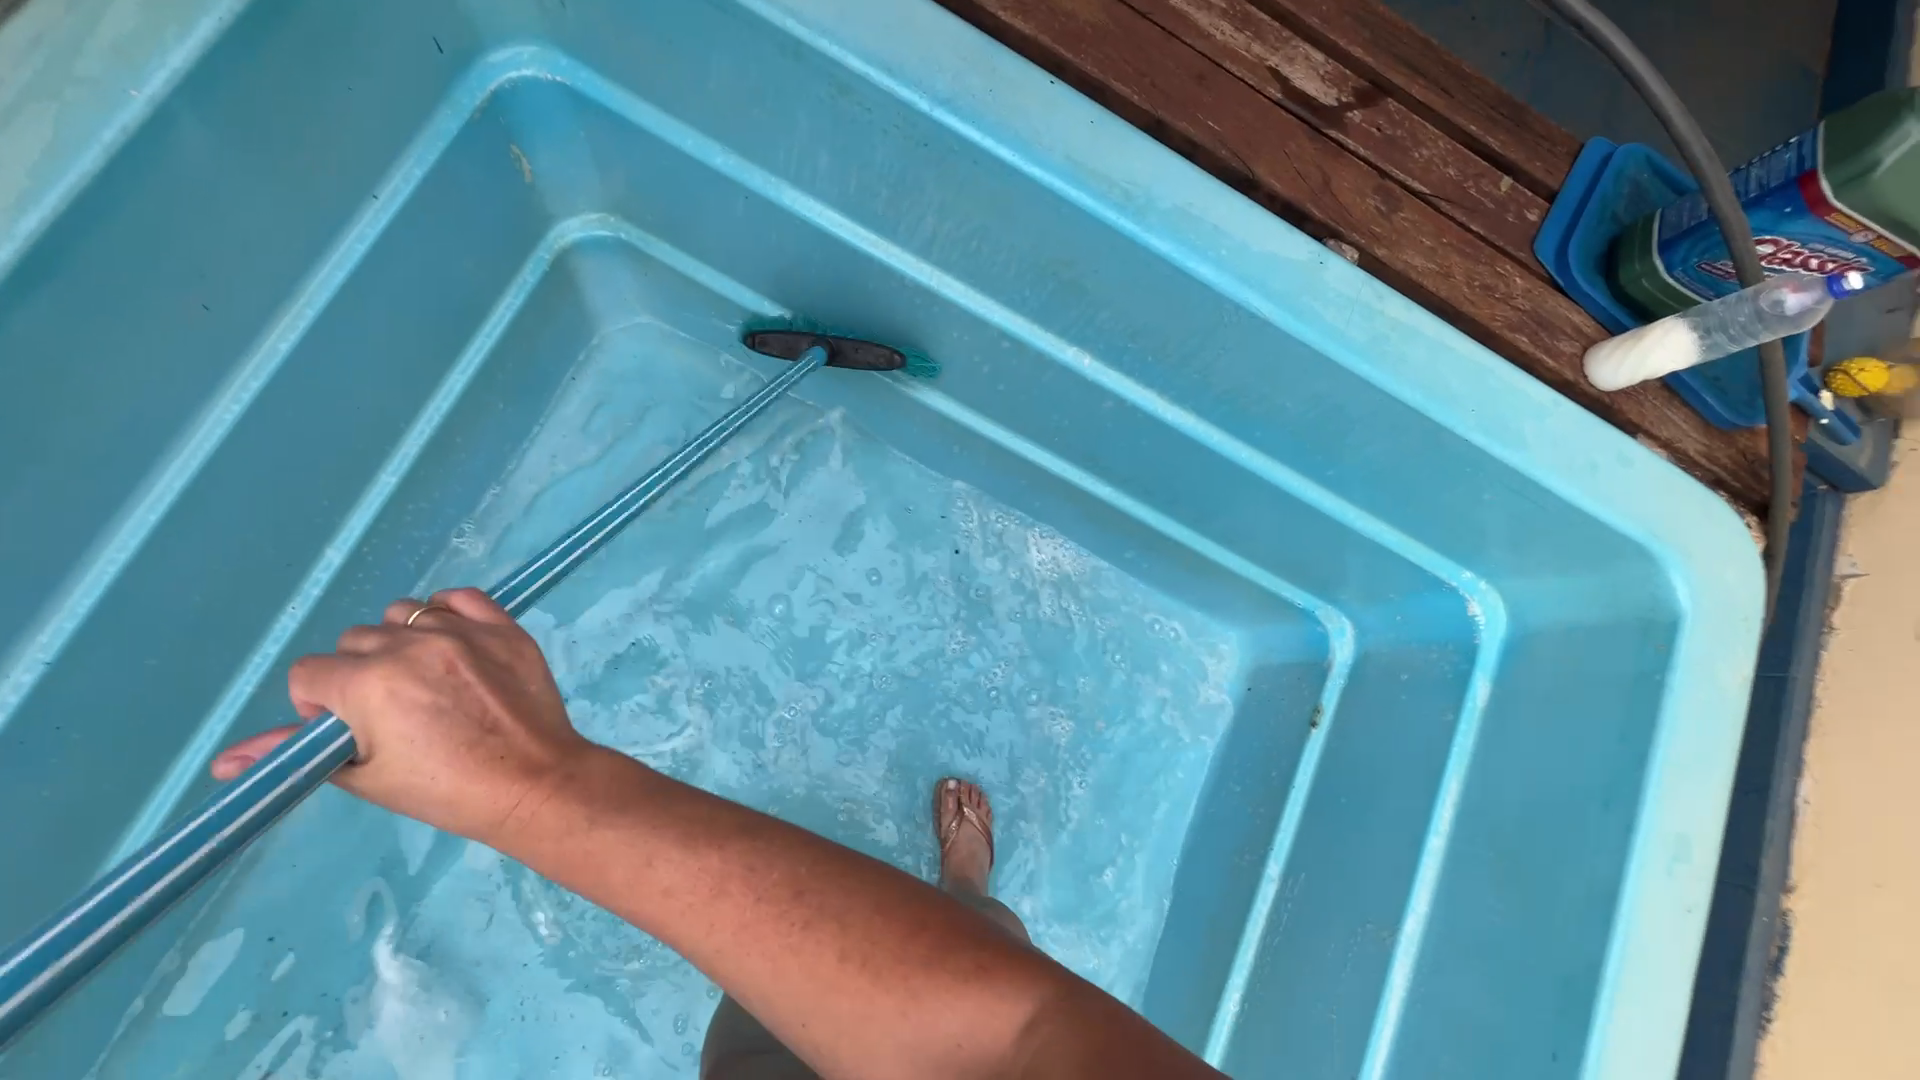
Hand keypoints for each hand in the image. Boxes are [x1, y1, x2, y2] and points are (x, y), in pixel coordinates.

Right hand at [210, 587, 600, 849]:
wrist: (532, 781)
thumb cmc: (445, 789)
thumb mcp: (363, 775)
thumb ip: (296, 753)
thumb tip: (223, 763)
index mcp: (368, 683)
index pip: (310, 674)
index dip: (321, 704)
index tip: (350, 726)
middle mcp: (411, 646)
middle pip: (356, 642)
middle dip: (360, 673)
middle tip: (392, 709)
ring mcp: (463, 632)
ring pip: (404, 615)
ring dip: (401, 639)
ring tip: (424, 678)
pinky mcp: (505, 629)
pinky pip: (462, 597)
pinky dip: (448, 611)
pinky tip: (451, 642)